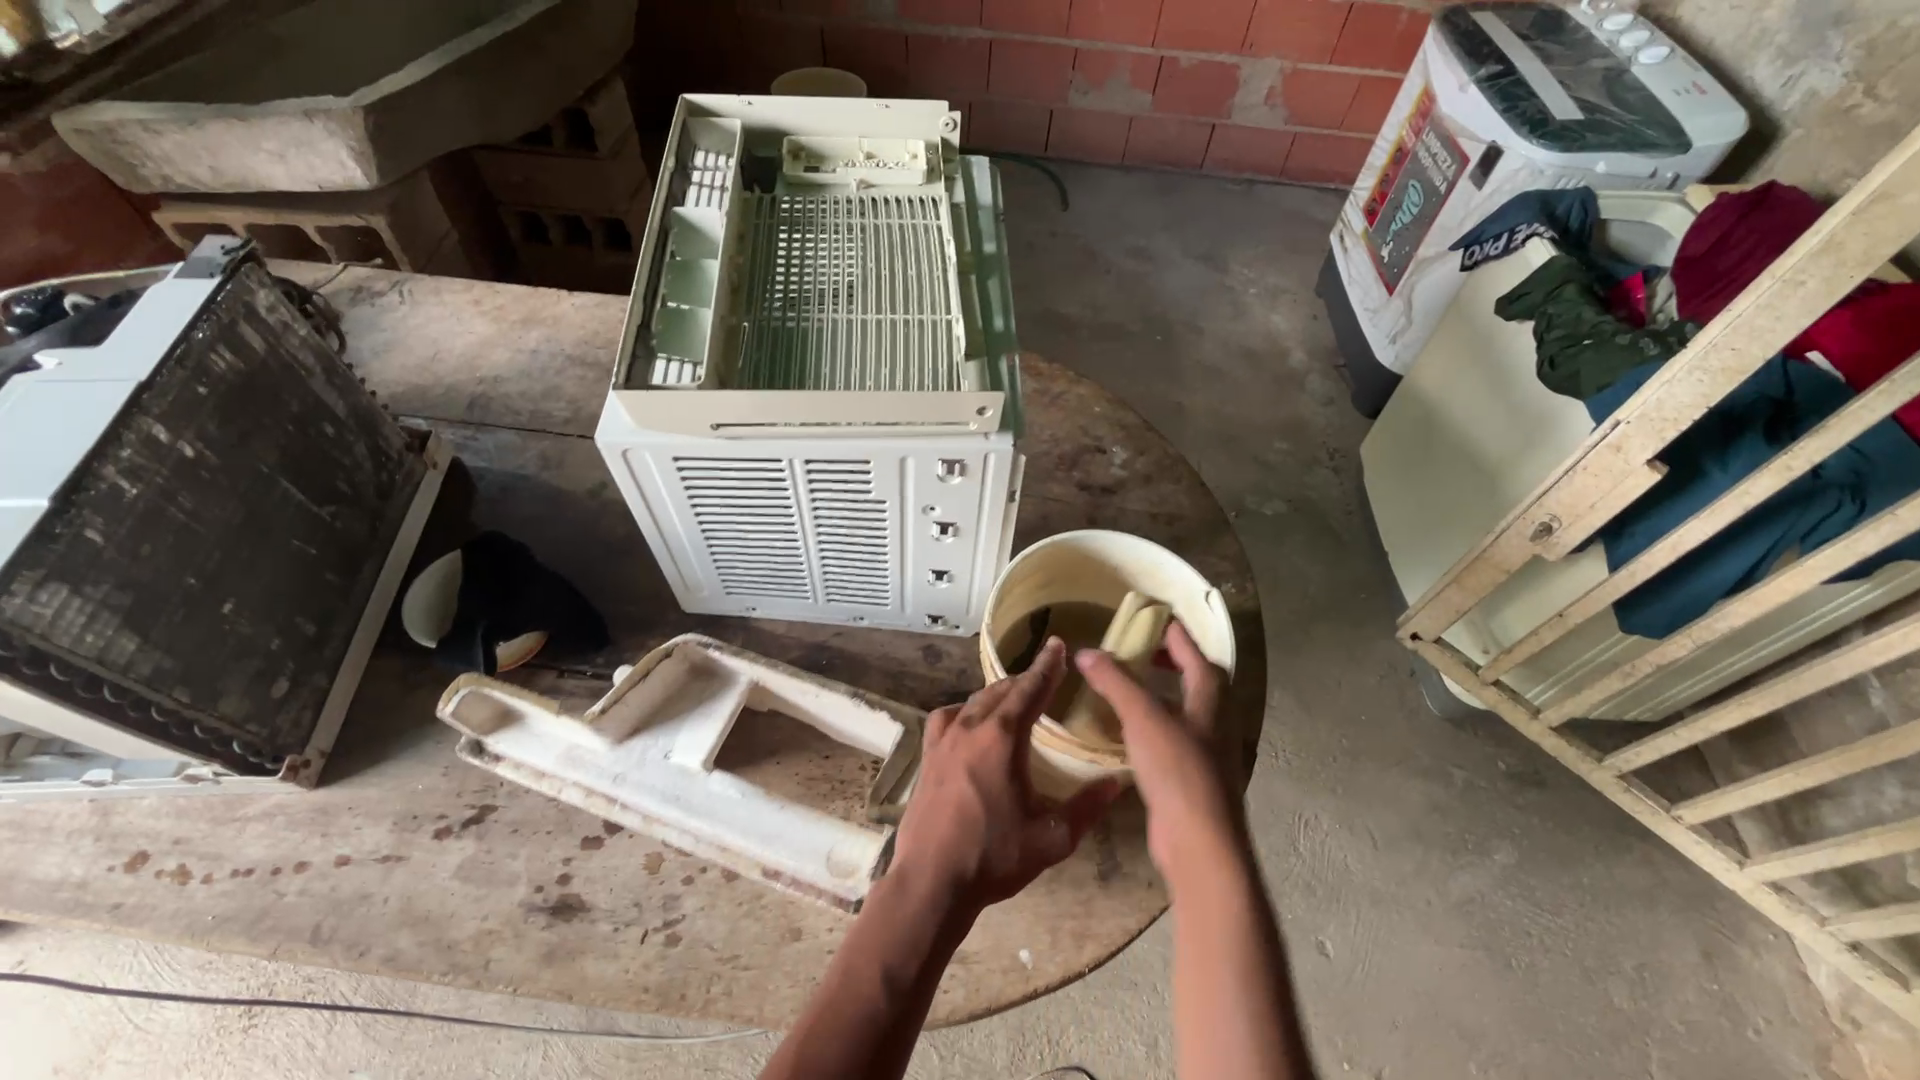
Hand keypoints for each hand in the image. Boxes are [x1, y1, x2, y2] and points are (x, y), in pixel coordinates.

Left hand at [890, 637, 1120, 916]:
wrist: (931, 881)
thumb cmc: (994, 857)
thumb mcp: (1052, 838)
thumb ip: (1087, 808)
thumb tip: (1116, 781)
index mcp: (1002, 738)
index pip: (1030, 690)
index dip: (1047, 666)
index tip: (1058, 645)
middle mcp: (970, 729)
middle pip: (1000, 691)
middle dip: (1024, 680)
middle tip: (1044, 675)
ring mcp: (942, 742)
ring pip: (972, 701)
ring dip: (996, 694)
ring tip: (1012, 698)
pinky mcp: (926, 758)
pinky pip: (947, 719)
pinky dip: (964, 712)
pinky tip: (970, 725)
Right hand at [1073, 621, 1241, 883]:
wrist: (1199, 840)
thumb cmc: (1178, 769)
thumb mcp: (1142, 717)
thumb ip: (1115, 682)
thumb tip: (1085, 652)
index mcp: (1210, 697)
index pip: (1194, 653)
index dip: (1174, 635)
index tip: (1152, 619)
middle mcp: (1215, 720)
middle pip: (1196, 680)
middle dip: (1170, 663)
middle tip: (1138, 652)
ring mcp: (1206, 750)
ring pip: (1185, 711)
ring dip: (1161, 695)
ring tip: (1128, 688)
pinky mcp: (1191, 777)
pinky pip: (1172, 739)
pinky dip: (1152, 726)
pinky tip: (1128, 733)